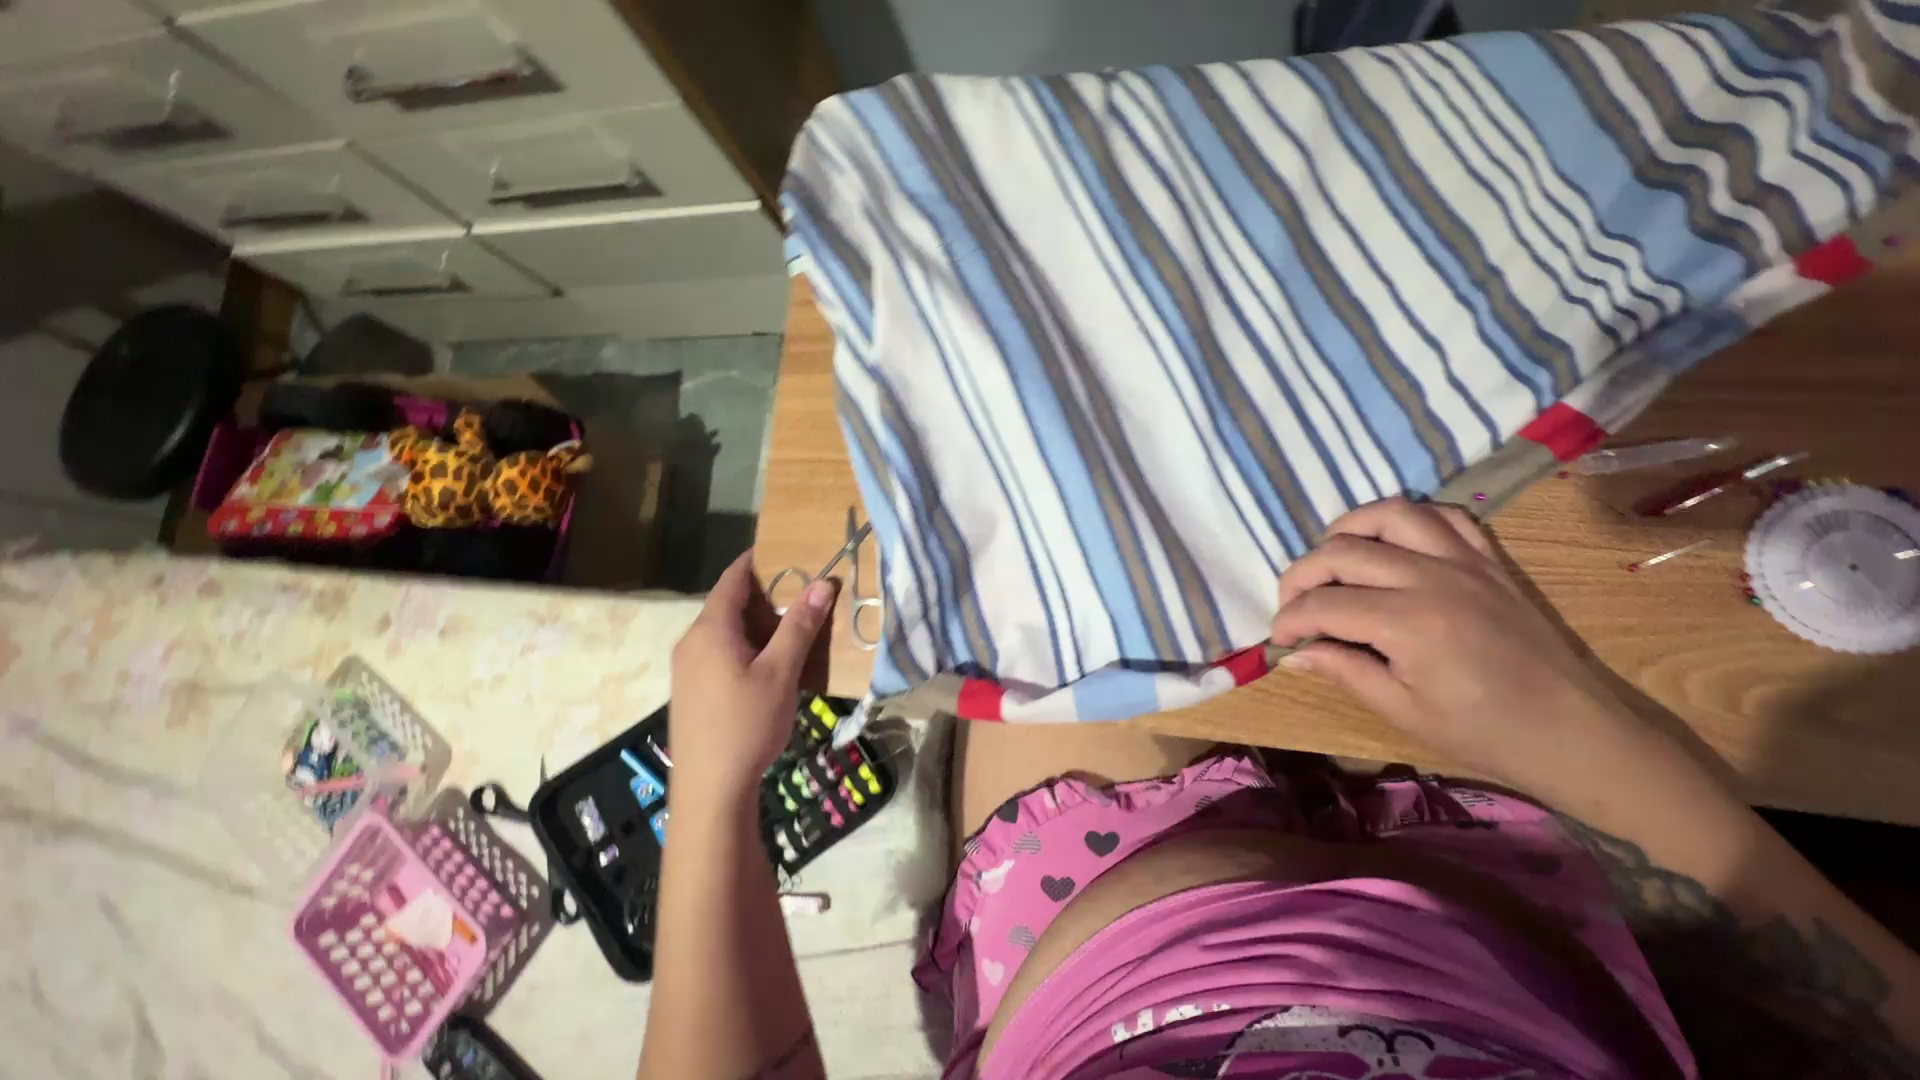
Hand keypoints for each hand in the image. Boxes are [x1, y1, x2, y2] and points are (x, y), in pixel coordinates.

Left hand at [669, 553, 837, 799]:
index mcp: (710, 629)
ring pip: (725, 632)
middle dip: (766, 595)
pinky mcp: (692, 692)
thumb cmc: (746, 725)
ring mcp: (688, 669)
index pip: (733, 578)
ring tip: (795, 628)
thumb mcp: (780, 673)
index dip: (759, 561)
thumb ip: (799, 627)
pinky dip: (746, 647)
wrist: (709, 789)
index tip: (790, 552)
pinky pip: (720, 654)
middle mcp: (692, 642)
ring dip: (758, 625)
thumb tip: (821, 584)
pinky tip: (771, 666)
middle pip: (728, 604)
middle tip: (805, 593)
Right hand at [1269, 497, 1632, 787]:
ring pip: (1390, 514)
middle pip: (1343, 551)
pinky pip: (1443, 516)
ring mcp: (1466, 562)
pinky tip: (1390, 545)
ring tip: (1332, 560)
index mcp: (1410, 624)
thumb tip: (1293, 653)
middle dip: (1302, 575)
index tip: (1279, 640)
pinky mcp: (1490, 560)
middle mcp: (1434, 578)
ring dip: (1348, 530)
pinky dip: (1406, 520)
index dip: (1290, 620)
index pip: (1324, 604)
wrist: (1575, 734)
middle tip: (1293, 605)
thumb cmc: (1485, 734)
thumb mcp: (1404, 712)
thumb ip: (1345, 671)